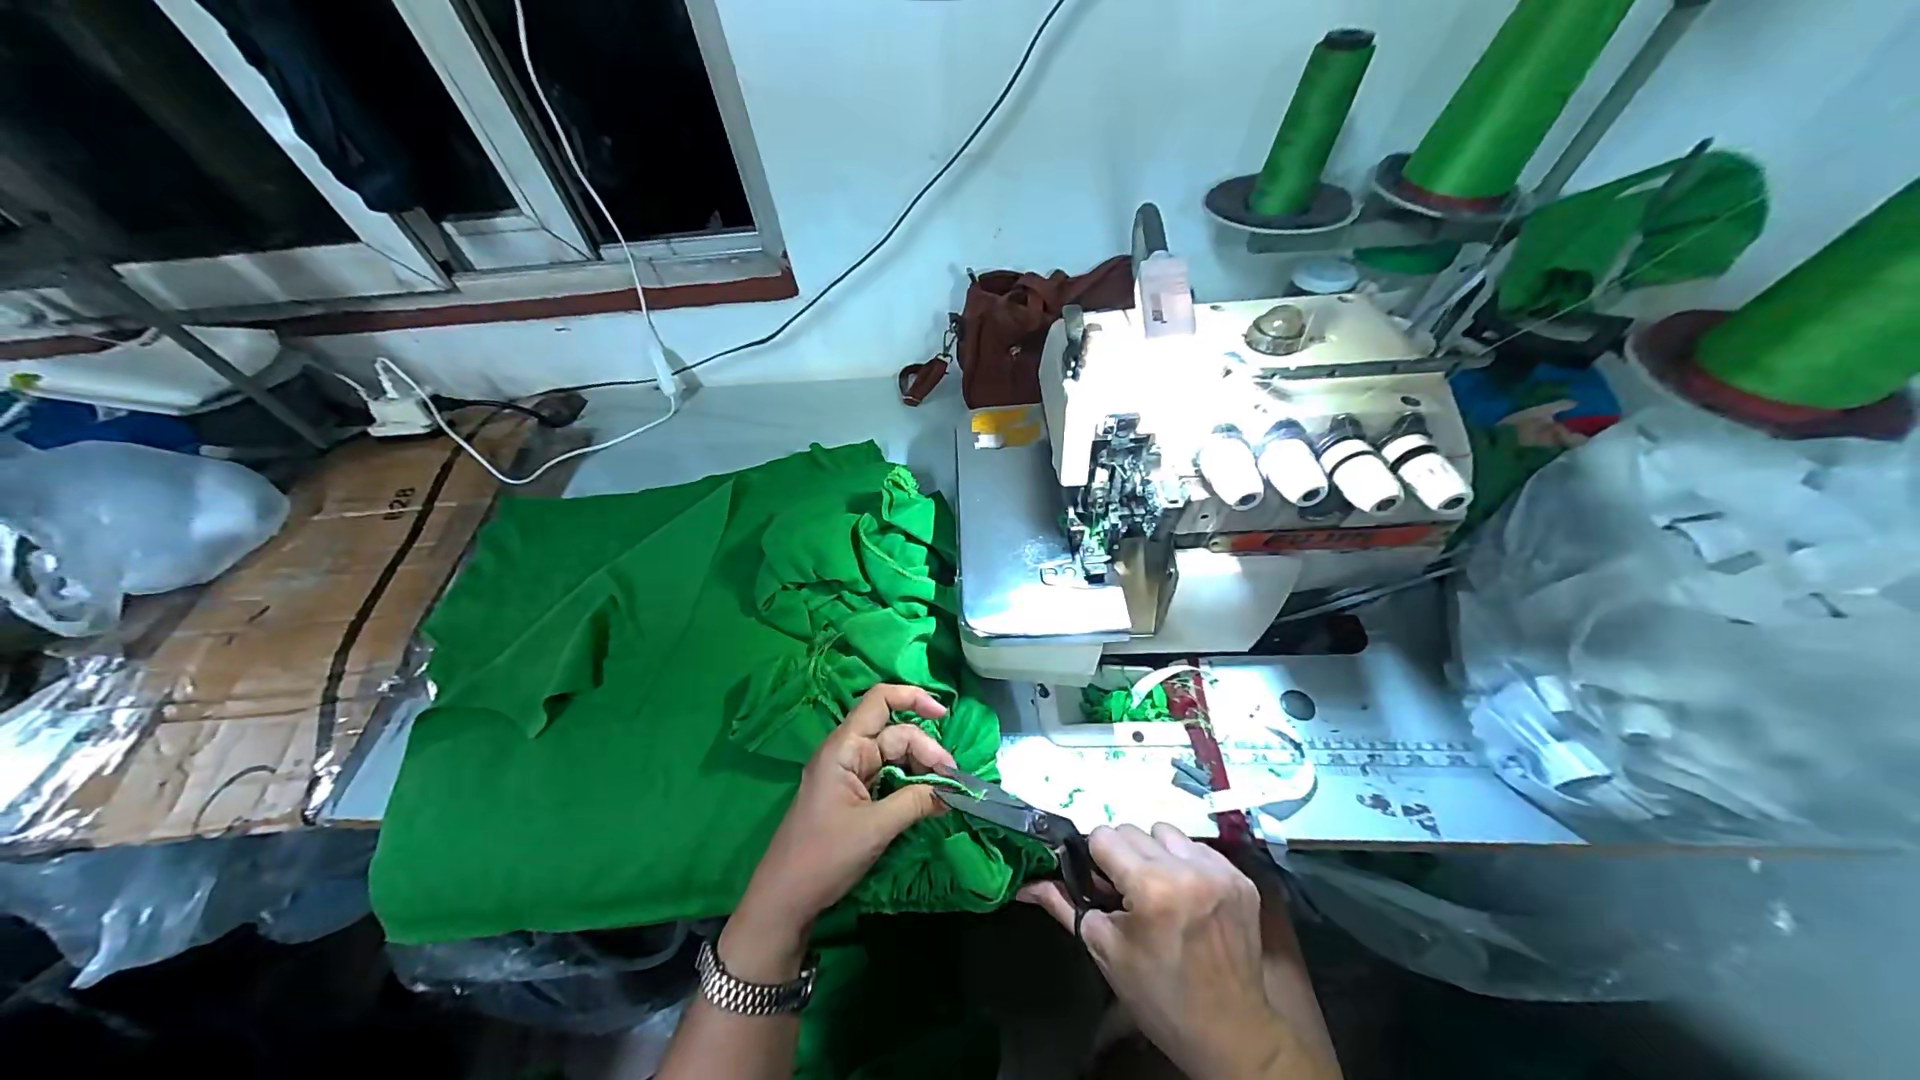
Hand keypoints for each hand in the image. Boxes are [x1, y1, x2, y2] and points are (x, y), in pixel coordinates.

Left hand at [722, 684, 954, 980]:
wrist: (785, 898)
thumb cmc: (823, 856)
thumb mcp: (876, 827)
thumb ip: (916, 802)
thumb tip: (952, 790)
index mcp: (843, 748)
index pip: (879, 701)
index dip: (913, 698)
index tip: (944, 715)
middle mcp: (846, 752)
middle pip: (894, 732)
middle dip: (926, 749)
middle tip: (952, 780)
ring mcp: (849, 773)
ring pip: (894, 754)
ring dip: (921, 767)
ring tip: (944, 790)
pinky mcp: (853, 793)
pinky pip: (888, 775)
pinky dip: (910, 782)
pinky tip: (928, 796)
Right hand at [1021, 824, 1336, 1079]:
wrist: (1231, 1033)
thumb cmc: (1159, 996)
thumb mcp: (1105, 951)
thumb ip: (1065, 905)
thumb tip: (1026, 884)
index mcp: (1153, 887)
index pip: (1105, 836)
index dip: (1096, 859)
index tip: (1101, 885)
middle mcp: (1189, 868)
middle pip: (1134, 830)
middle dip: (1123, 856)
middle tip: (1127, 893)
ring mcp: (1221, 871)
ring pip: (1166, 833)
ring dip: (1155, 854)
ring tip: (1158, 891)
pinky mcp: (1241, 878)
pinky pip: (1198, 848)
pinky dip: (1185, 863)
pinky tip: (1186, 896)